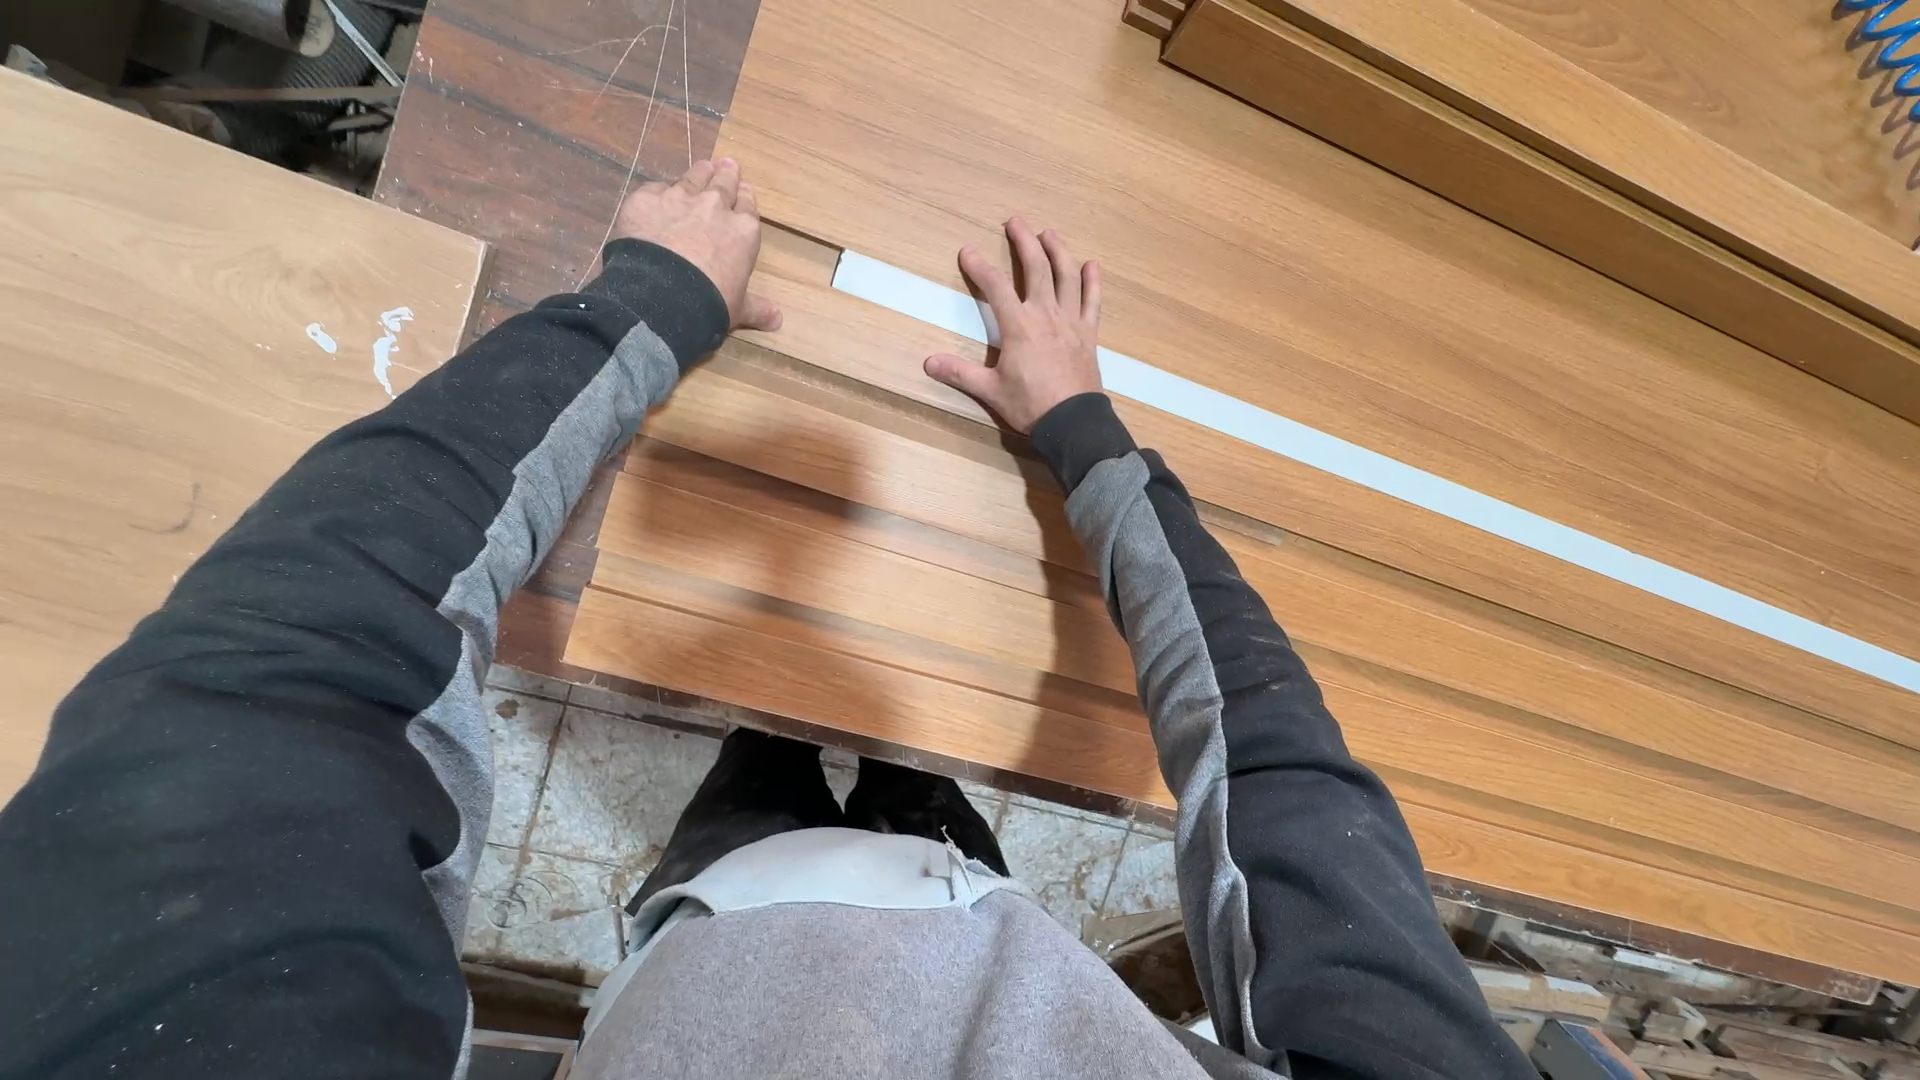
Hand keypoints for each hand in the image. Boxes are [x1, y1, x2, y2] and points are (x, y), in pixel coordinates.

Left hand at [611, 158, 781, 331]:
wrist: (663, 294)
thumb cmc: (710, 303)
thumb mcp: (739, 309)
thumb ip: (758, 309)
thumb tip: (778, 321)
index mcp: (743, 232)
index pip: (748, 207)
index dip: (746, 197)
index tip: (745, 188)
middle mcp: (714, 207)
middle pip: (723, 184)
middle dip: (727, 174)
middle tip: (728, 164)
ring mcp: (679, 198)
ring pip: (692, 178)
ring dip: (699, 172)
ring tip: (703, 166)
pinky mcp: (646, 198)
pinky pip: (656, 188)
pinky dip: (661, 191)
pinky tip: (660, 194)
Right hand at [925, 218, 1102, 433]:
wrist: (1072, 421)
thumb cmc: (1030, 405)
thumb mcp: (990, 390)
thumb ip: (960, 373)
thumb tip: (928, 363)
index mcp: (1019, 326)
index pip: (996, 287)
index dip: (980, 267)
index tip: (968, 251)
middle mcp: (1046, 315)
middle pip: (1036, 268)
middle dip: (1025, 242)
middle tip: (1016, 222)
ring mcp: (1071, 321)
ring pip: (1066, 276)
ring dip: (1059, 251)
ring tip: (1050, 233)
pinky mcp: (1088, 333)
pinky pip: (1092, 301)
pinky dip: (1093, 282)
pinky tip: (1092, 265)